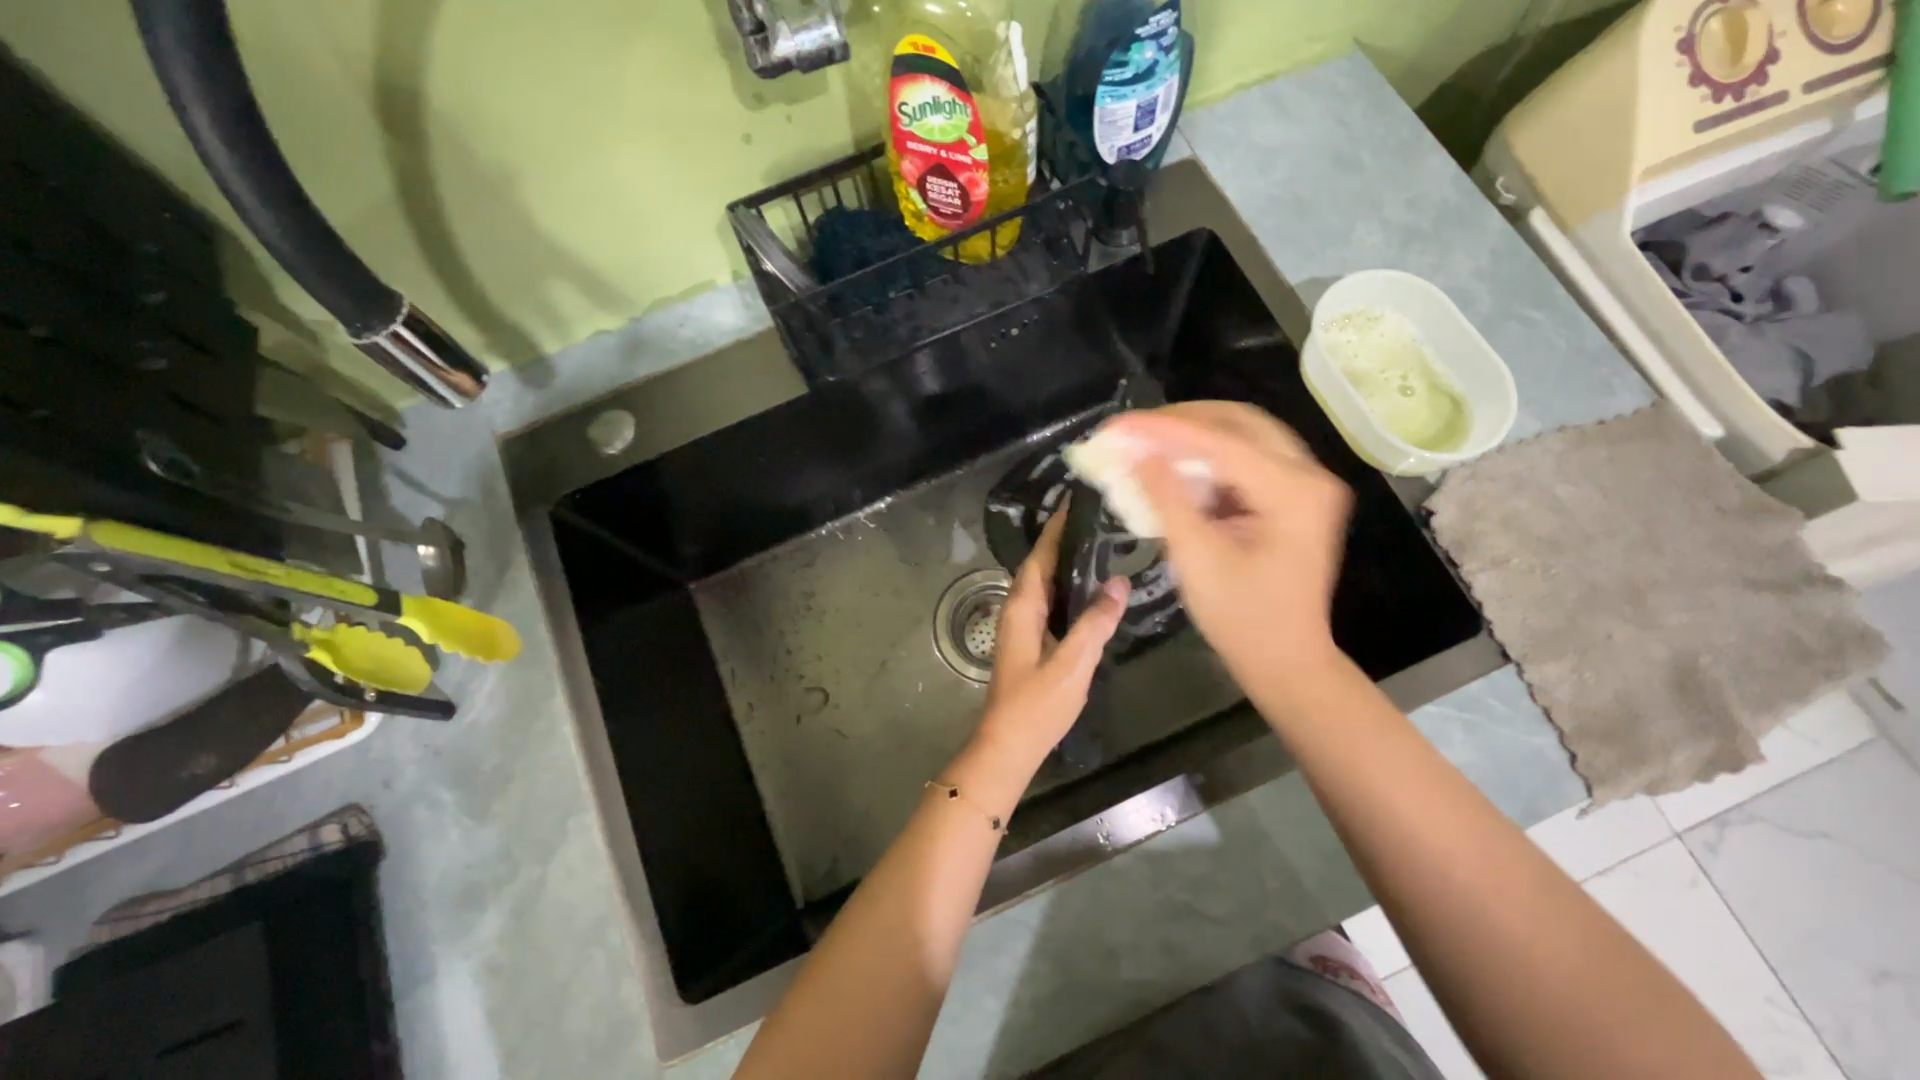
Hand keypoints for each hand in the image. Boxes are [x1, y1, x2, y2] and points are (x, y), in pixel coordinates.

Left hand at [968, 507, 1128, 777]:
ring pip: (1048, 587)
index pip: (1040, 556)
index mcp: (1022, 608)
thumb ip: (1096, 622)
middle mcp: (1018, 612)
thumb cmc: (1036, 706)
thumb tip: (1118, 582)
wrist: (1009, 747)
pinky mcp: (1033, 645)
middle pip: (1042, 567)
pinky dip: (1072, 592)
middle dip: (1066, 541)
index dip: (1057, 529)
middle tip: (1101, 519)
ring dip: (1069, 566)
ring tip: (1104, 546)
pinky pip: (1053, 606)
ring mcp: (1024, 630)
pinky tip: (1094, 594)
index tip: (1076, 501)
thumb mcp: (1072, 663)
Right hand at [1105, 401, 1351, 679]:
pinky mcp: (1294, 496)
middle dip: (1181, 422)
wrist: (1286, 660)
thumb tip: (1138, 454)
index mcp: (1293, 492)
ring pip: (1245, 436)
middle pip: (1240, 423)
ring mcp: (1306, 484)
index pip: (1221, 442)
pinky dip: (1209, 457)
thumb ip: (1167, 499)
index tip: (1117, 425)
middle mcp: (1309, 476)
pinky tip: (1175, 465)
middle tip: (1133, 430)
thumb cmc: (1242, 620)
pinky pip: (1248, 459)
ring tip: (1147, 443)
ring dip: (1194, 436)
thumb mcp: (1197, 560)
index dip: (1164, 430)